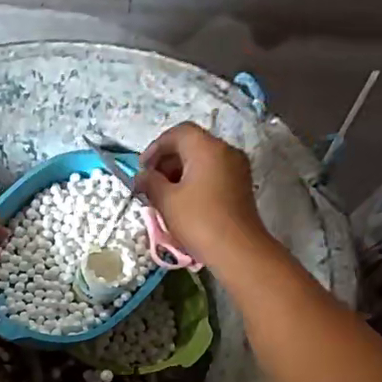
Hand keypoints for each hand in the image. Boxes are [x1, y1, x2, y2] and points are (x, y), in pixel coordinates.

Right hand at [136, 122, 274, 264]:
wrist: (237, 249)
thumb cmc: (198, 221)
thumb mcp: (166, 201)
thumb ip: (150, 183)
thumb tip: (140, 176)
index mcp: (207, 148)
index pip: (178, 133)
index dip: (156, 147)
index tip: (142, 169)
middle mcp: (225, 151)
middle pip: (191, 144)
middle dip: (166, 161)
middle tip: (150, 183)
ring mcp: (236, 167)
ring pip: (202, 159)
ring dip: (179, 172)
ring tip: (163, 195)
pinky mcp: (240, 185)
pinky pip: (212, 172)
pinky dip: (194, 180)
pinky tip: (182, 201)